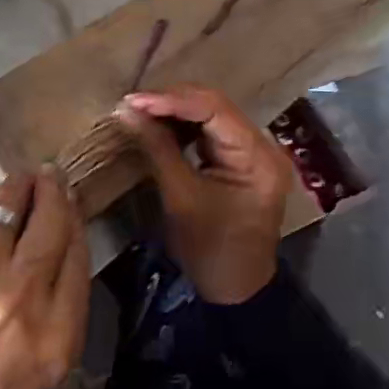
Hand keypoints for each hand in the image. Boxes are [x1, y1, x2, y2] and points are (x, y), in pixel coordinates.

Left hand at [0, 169, 90, 388]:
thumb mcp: (45, 371)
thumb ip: (59, 310)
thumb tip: (60, 253)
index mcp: (56, 334)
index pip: (76, 257)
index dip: (76, 221)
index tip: (74, 200)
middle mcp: (20, 296)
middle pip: (46, 226)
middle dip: (52, 193)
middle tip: (52, 174)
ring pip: (4, 212)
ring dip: (16, 187)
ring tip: (23, 178)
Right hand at [118, 87, 289, 304]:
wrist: (235, 288)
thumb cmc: (211, 247)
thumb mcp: (180, 196)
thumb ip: (157, 147)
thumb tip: (126, 110)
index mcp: (258, 157)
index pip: (213, 109)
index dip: (170, 100)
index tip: (132, 101)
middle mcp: (262, 146)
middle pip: (213, 105)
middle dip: (170, 101)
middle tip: (131, 104)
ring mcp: (252, 152)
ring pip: (209, 113)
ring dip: (172, 109)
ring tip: (138, 110)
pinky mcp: (238, 159)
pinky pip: (207, 129)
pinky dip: (179, 123)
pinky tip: (156, 123)